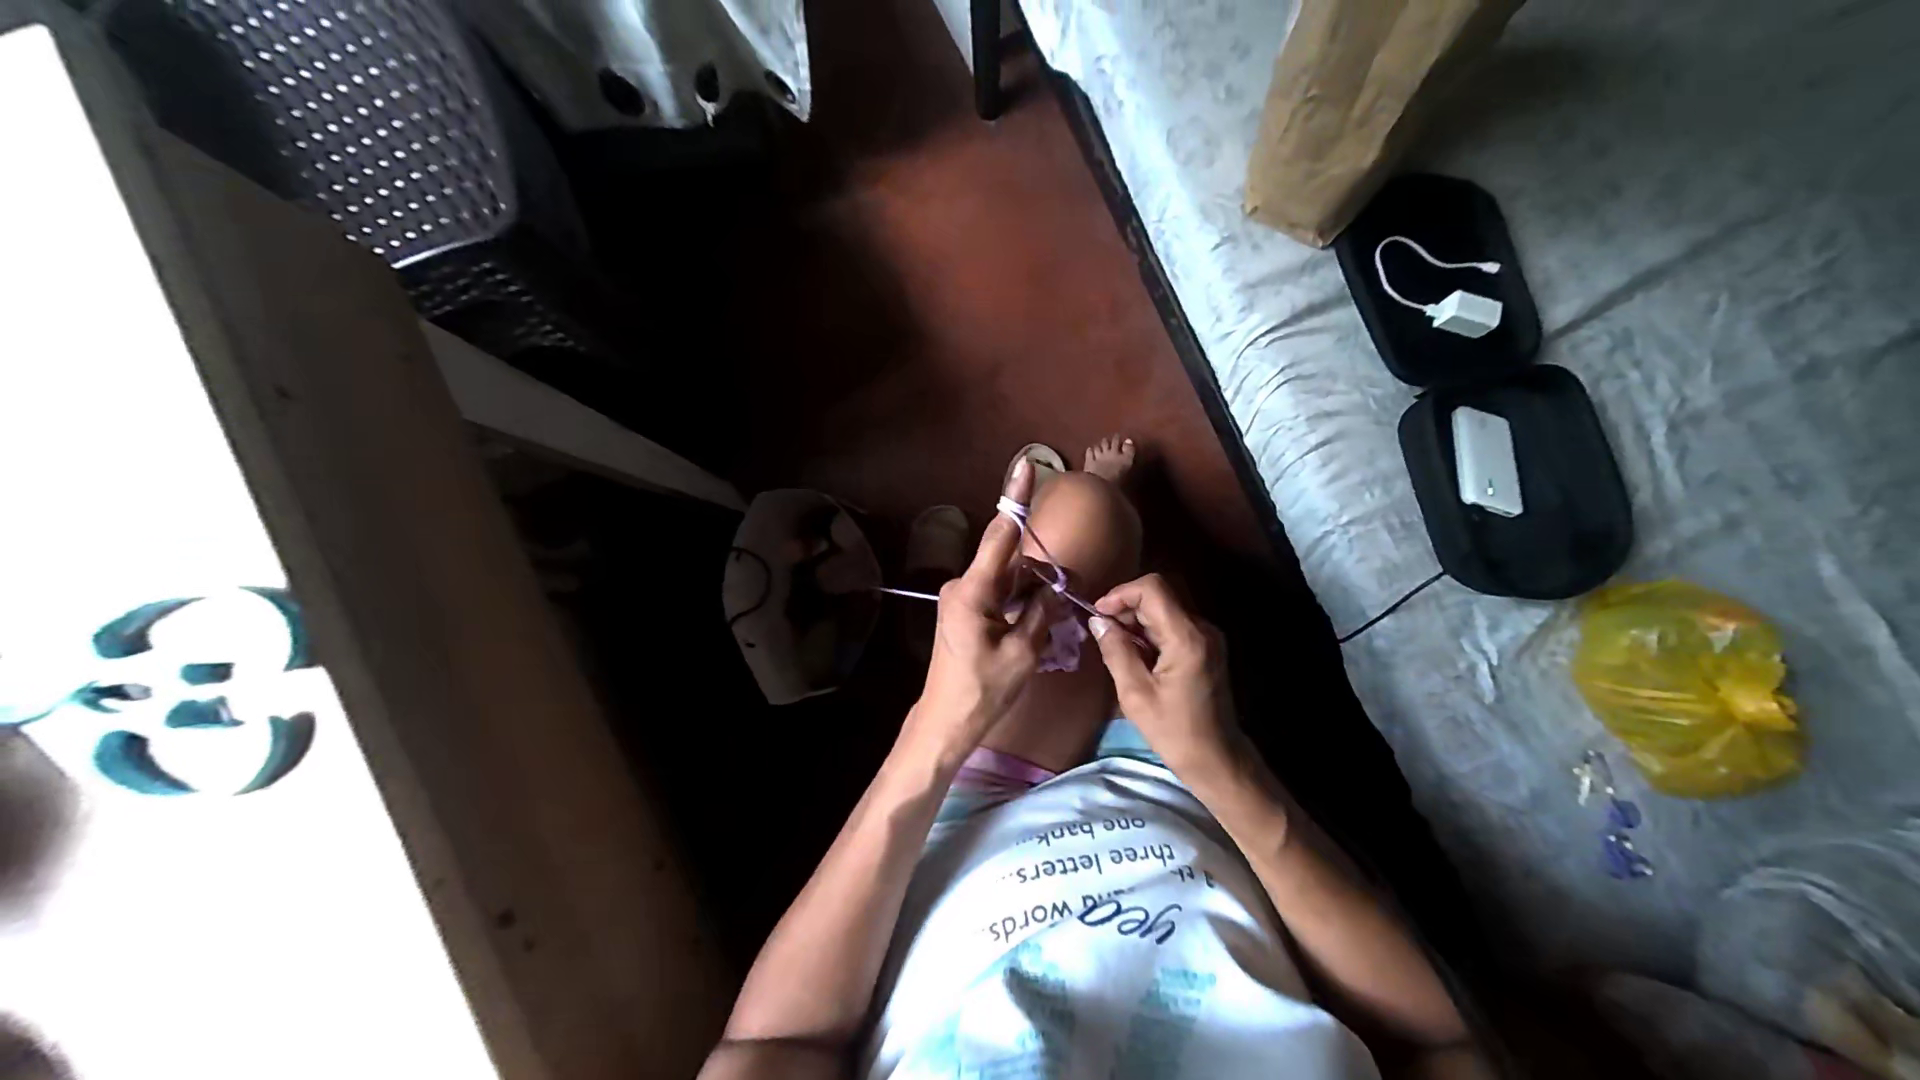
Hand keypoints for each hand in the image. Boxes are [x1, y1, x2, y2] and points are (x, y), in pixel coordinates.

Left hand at [901, 459, 1048, 762]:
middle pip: (1012, 562)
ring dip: (1032, 591)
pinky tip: (1037, 619)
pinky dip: (1020, 601)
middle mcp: (963, 586)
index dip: (1015, 499)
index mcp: (973, 591)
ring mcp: (962, 598)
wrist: (947, 721)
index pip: (1000, 535)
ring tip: (1055, 614)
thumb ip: (1042, 611)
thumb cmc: (983, 690)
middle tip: (1070, 594)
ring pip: (1008, 580)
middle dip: (1041, 573)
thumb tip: (1057, 585)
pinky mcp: (965, 610)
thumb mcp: (1023, 652)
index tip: (1025, 465)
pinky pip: (999, 593)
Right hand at [1089, 574, 1238, 776]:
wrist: (1217, 759)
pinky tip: (1134, 653)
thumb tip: (1098, 620)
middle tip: (1101, 630)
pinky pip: (1173, 625)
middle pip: (1159, 595)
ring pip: (1165, 608)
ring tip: (1114, 644)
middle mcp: (1202, 629)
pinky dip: (1149, 631)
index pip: (1153, 588)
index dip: (1121, 593)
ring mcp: (1208, 637)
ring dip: (1136, 619)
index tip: (1098, 613)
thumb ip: (1116, 651)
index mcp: (1187, 638)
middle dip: (1125, 606)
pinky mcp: (1206, 647)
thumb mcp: (1135, 694)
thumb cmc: (1175, 732)